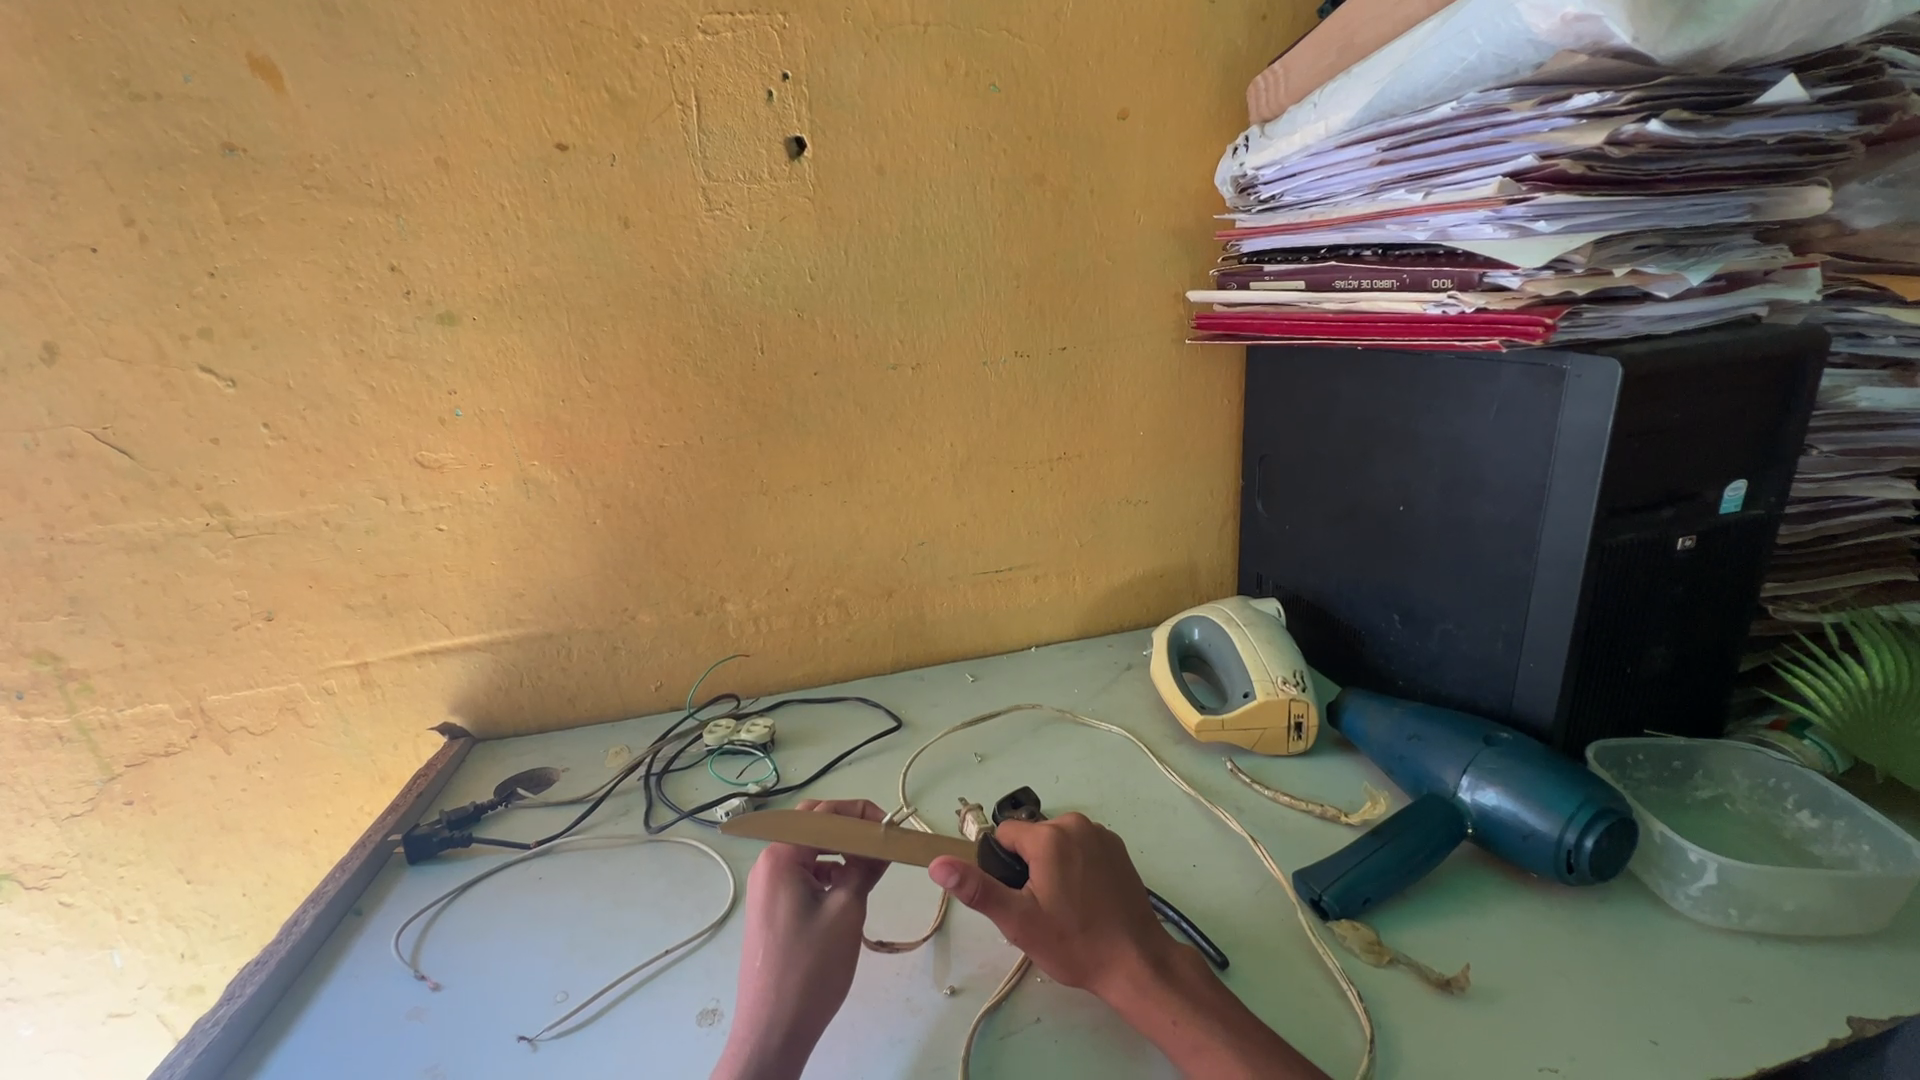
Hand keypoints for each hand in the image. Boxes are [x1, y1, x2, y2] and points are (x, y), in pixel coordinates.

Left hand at [711, 799, 889, 1079]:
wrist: (773, 1030)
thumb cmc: (810, 967)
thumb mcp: (846, 910)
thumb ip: (864, 867)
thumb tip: (882, 843)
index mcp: (780, 855)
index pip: (823, 813)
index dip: (860, 812)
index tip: (892, 826)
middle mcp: (768, 863)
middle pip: (811, 826)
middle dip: (849, 827)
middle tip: (882, 839)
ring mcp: (767, 886)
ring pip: (808, 850)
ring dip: (839, 849)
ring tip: (871, 864)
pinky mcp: (772, 907)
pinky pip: (802, 873)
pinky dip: (828, 871)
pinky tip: (849, 887)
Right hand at [927, 812, 1169, 995]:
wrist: (1136, 962)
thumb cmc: (1073, 943)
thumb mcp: (1018, 921)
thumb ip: (977, 888)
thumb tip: (937, 863)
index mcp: (1048, 836)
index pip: (1005, 835)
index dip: (1004, 867)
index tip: (1018, 898)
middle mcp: (1075, 823)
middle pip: (1032, 838)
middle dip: (1029, 867)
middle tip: (1042, 909)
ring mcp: (1100, 833)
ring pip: (1056, 842)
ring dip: (1053, 866)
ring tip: (1065, 907)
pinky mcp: (1118, 847)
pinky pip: (1081, 847)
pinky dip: (1077, 866)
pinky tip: (1086, 899)